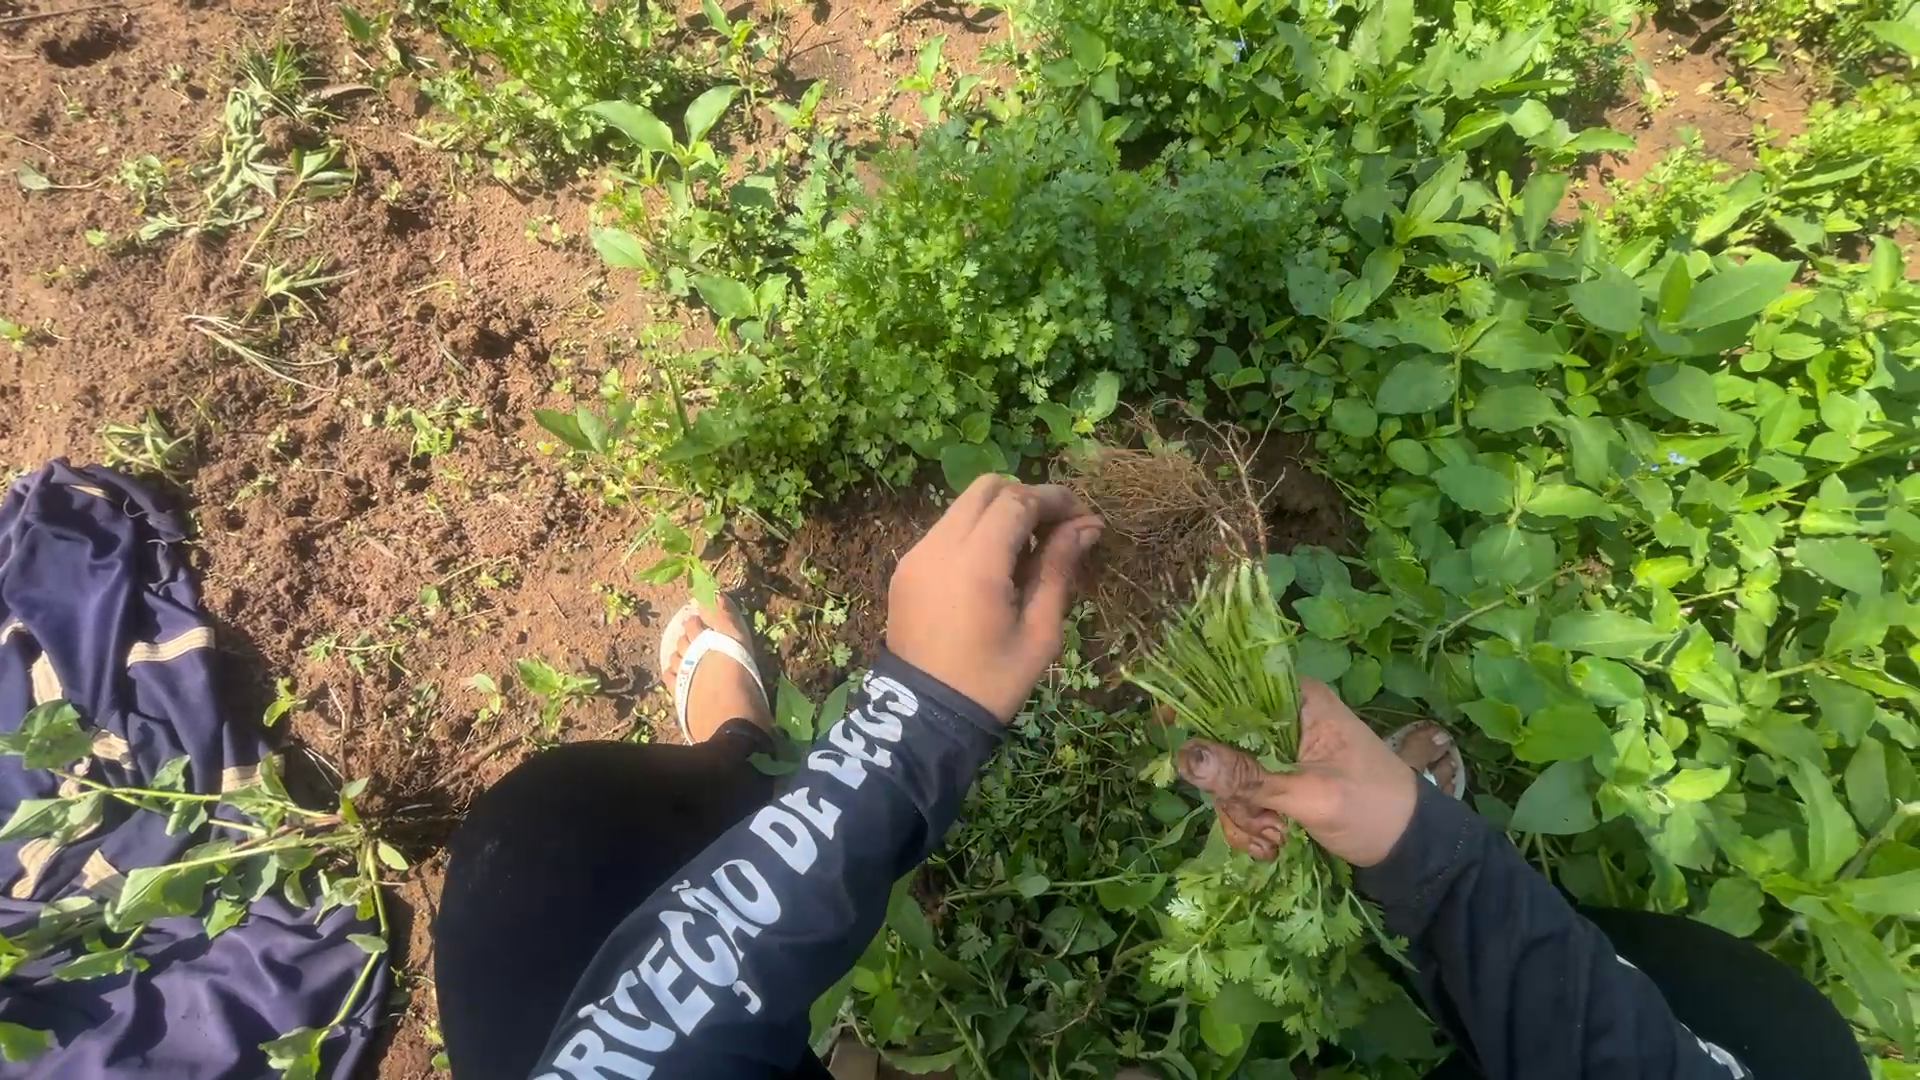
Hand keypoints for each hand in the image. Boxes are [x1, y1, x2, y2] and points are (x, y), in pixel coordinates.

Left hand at [887, 476, 1102, 722]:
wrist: (923, 717)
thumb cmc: (992, 682)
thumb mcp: (1040, 632)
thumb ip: (1059, 570)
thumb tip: (1087, 527)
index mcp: (975, 563)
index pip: (1018, 501)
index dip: (1055, 500)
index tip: (1084, 518)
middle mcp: (938, 546)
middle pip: (987, 488)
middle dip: (1027, 498)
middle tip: (1056, 530)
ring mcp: (916, 554)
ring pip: (963, 506)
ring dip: (1000, 514)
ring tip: (1028, 553)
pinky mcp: (906, 567)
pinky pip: (946, 531)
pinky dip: (975, 532)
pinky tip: (995, 568)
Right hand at [1176, 677, 1417, 866]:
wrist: (1416, 856)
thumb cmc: (1373, 809)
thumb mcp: (1309, 795)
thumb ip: (1247, 778)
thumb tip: (1184, 757)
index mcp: (1294, 701)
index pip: (1230, 688)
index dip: (1194, 706)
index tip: (1167, 730)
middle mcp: (1281, 720)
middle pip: (1221, 740)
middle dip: (1232, 789)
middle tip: (1261, 820)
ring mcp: (1278, 752)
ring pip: (1227, 774)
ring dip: (1242, 813)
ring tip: (1273, 840)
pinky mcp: (1277, 781)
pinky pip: (1241, 797)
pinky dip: (1249, 824)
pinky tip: (1271, 846)